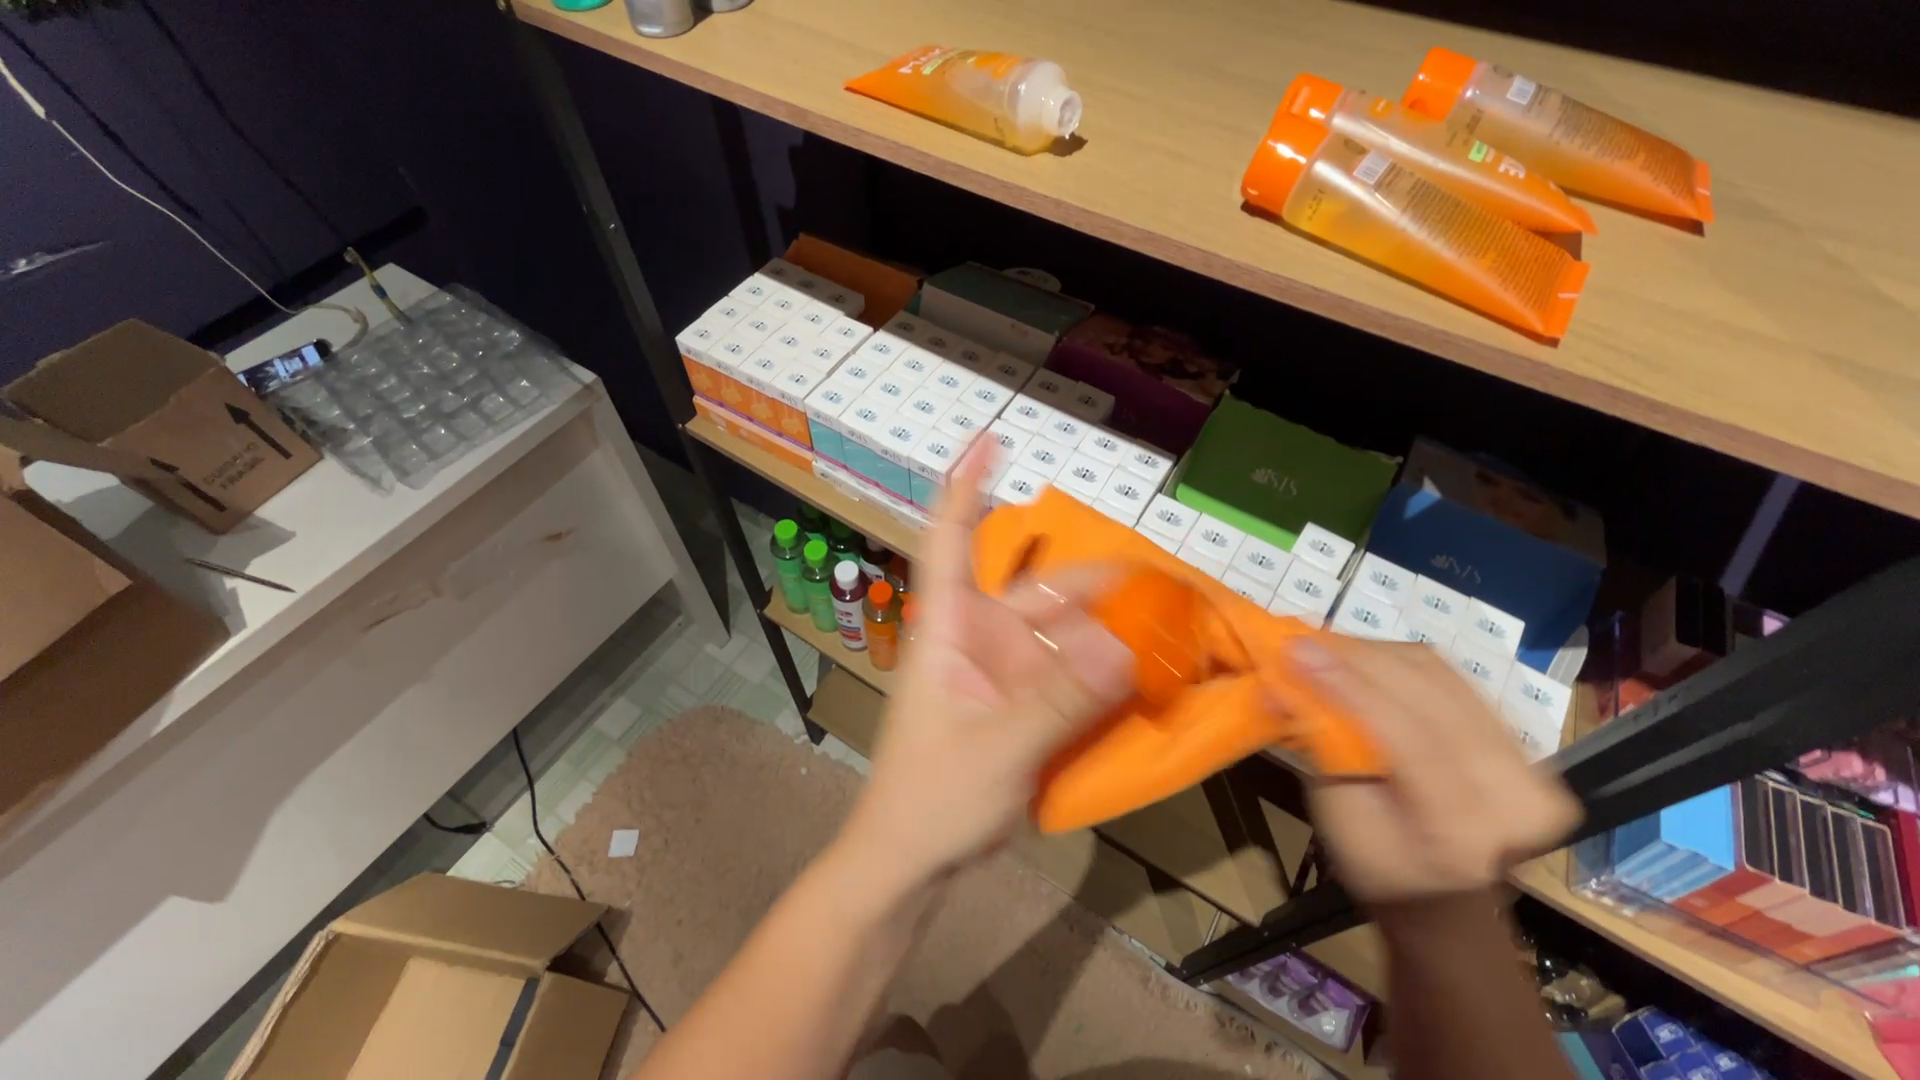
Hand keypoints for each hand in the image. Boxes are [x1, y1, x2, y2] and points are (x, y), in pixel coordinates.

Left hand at [840, 447, 1134, 889]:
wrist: (912, 861)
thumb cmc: (931, 796)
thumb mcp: (999, 745)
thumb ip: (1062, 698)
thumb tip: (1126, 646)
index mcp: (949, 629)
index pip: (949, 541)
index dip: (965, 488)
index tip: (989, 438)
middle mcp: (978, 639)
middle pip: (1038, 590)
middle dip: (1091, 584)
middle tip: (1160, 586)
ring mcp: (1002, 675)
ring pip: (1062, 632)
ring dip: (1107, 630)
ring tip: (1169, 626)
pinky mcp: (1021, 707)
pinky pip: (1069, 674)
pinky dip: (1102, 669)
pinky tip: (1146, 669)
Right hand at [1286, 638, 1580, 902]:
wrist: (1445, 894)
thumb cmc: (1377, 863)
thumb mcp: (1336, 817)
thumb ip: (1317, 749)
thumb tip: (1275, 685)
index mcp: (1465, 833)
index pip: (1412, 740)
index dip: (1351, 688)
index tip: (1297, 650)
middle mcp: (1516, 795)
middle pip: (1432, 697)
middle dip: (1360, 660)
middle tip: (1302, 640)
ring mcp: (1533, 766)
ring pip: (1444, 678)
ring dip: (1379, 654)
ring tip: (1328, 646)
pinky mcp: (1528, 743)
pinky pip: (1457, 680)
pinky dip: (1403, 661)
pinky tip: (1364, 656)